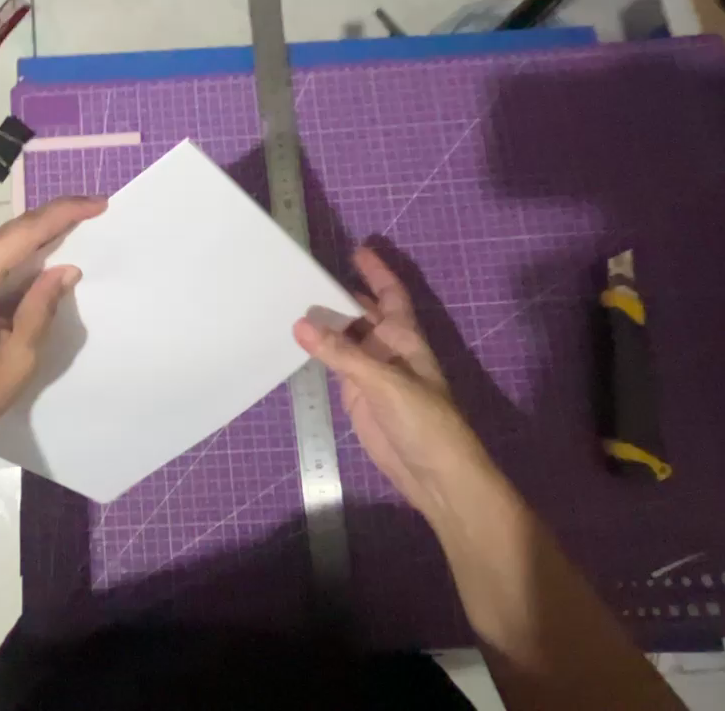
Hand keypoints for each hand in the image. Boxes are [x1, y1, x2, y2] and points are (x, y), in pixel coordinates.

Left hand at [0, 196, 106, 467]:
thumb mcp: (16, 357)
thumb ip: (41, 307)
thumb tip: (65, 270)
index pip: (20, 235)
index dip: (61, 214)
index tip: (97, 203)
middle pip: (4, 236)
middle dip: (48, 223)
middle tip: (90, 213)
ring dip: (29, 243)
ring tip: (69, 234)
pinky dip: (9, 263)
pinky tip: (33, 265)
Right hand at [293, 247, 496, 514]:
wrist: (435, 475)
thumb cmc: (424, 421)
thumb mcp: (383, 381)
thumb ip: (341, 353)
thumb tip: (299, 323)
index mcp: (404, 337)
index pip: (390, 295)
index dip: (377, 272)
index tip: (356, 250)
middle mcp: (385, 348)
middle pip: (360, 312)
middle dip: (339, 293)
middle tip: (302, 273)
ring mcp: (369, 371)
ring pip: (343, 337)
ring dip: (323, 321)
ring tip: (289, 299)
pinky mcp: (355, 394)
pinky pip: (333, 363)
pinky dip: (316, 350)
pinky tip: (295, 338)